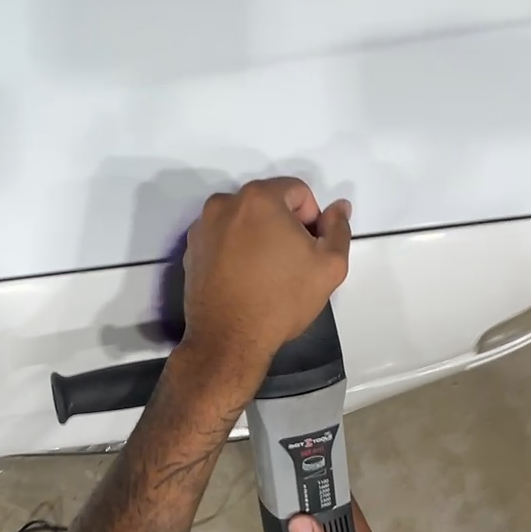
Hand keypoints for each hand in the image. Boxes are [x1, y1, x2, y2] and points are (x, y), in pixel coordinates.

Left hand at [180, 177, 350, 369]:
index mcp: (258, 199)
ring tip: (267, 273)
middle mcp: (223, 205)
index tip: (310, 248)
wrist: (228, 340)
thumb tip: (339, 208)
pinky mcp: (190, 251)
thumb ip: (338, 229)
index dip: (311, 218)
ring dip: (258, 237)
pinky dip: (235, 250)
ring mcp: (202, 228)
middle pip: (267, 203)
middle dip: (284, 226)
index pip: (297, 191)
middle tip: (291, 262)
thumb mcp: (329, 266)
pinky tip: (245, 279)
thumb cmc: (281, 301)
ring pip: (242, 221)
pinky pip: (222, 239)